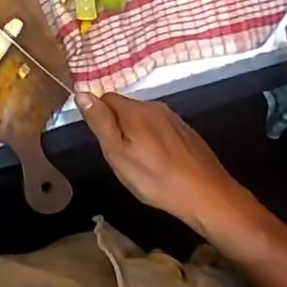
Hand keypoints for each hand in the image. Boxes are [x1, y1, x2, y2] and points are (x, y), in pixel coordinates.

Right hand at [76, 91, 249, 231]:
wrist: (206, 194)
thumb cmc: (155, 178)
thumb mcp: (118, 154)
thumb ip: (100, 122)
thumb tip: (81, 93)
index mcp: (135, 110)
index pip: (105, 98)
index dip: (98, 118)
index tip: (104, 144)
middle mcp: (155, 107)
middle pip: (125, 107)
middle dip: (117, 126)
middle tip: (120, 157)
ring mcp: (174, 118)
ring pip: (143, 118)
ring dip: (135, 133)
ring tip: (139, 162)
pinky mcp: (186, 131)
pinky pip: (160, 128)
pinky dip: (153, 140)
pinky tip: (159, 162)